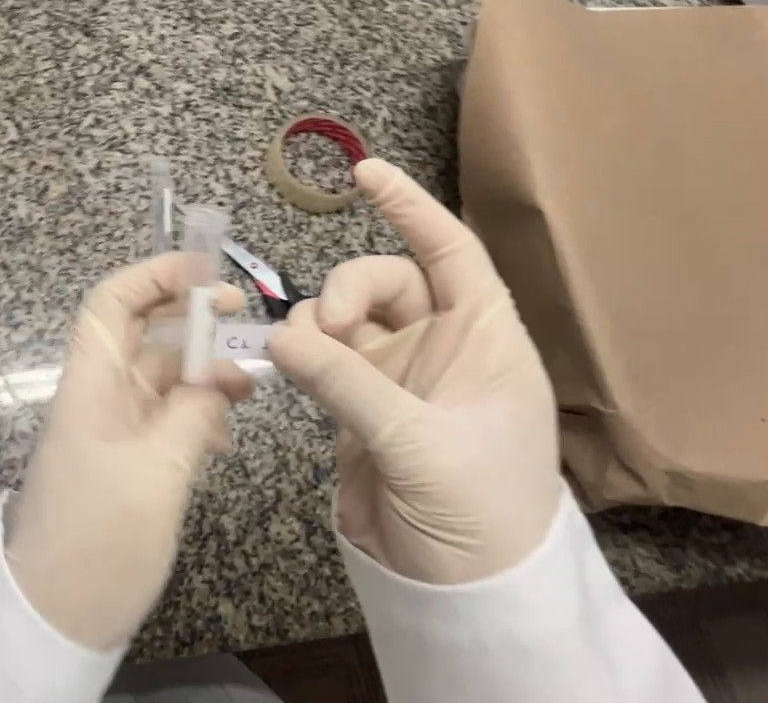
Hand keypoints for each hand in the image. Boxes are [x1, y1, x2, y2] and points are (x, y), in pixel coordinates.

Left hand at [5, 254, 254, 650]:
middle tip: (240, 316)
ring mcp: (110, 427)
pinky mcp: (123, 458)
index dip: (154, 274)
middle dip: (188, 316)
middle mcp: (97, 394)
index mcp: (90, 383)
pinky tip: (222, 437)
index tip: (205, 270)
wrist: (52, 618)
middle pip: (140, 331)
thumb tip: (214, 381)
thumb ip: (190, 416)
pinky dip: (195, 414)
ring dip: (200, 372)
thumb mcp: (155, 476)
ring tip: (246, 389)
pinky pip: (162, 416)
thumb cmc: (97, 542)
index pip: (111, 302)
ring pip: (158, 375)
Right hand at [270, 160, 559, 584]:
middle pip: (385, 280)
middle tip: (328, 324)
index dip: (413, 209)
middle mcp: (442, 347)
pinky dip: (302, 352)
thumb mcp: (422, 444)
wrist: (465, 595)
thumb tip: (280, 333)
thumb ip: (348, 384)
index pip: (452, 253)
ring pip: (346, 317)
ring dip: (319, 322)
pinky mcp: (360, 404)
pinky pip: (323, 357)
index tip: (367, 173)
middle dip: (349, 288)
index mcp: (487, 341)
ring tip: (301, 351)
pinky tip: (287, 363)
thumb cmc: (482, 514)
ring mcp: (397, 375)